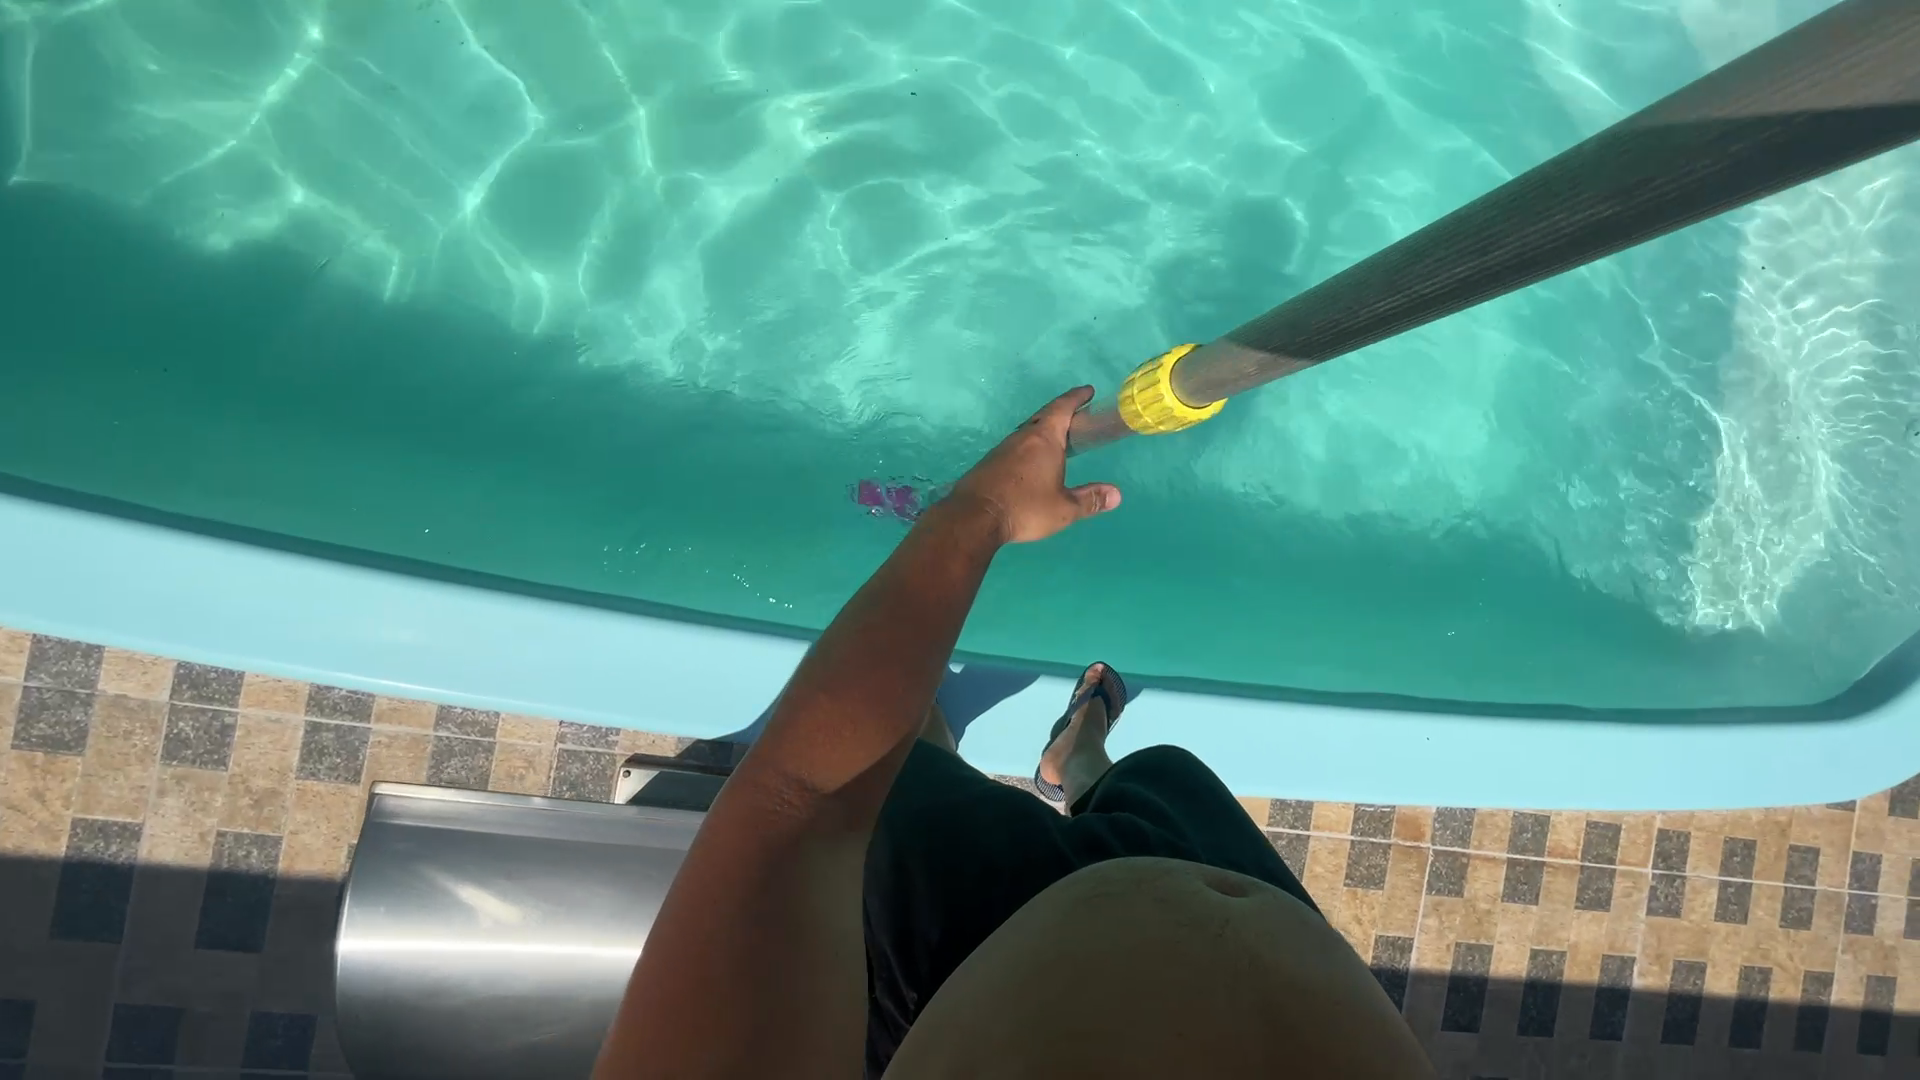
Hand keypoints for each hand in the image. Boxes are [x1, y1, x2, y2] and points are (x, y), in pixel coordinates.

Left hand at [947, 386, 1122, 544]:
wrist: (974, 517)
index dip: (1076, 398)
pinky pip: (1015, 447)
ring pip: (1027, 432)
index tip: (1087, 391)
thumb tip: (1116, 494)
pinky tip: (1029, 462)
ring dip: (1042, 431)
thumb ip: (1090, 500)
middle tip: (1075, 417)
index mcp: (1044, 439)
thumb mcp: (1063, 509)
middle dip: (1060, 414)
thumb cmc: (1024, 508)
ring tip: (1055, 440)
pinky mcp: (989, 463)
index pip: (1062, 408)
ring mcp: (1002, 449)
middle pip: (1043, 417)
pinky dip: (1028, 447)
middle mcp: (1022, 437)